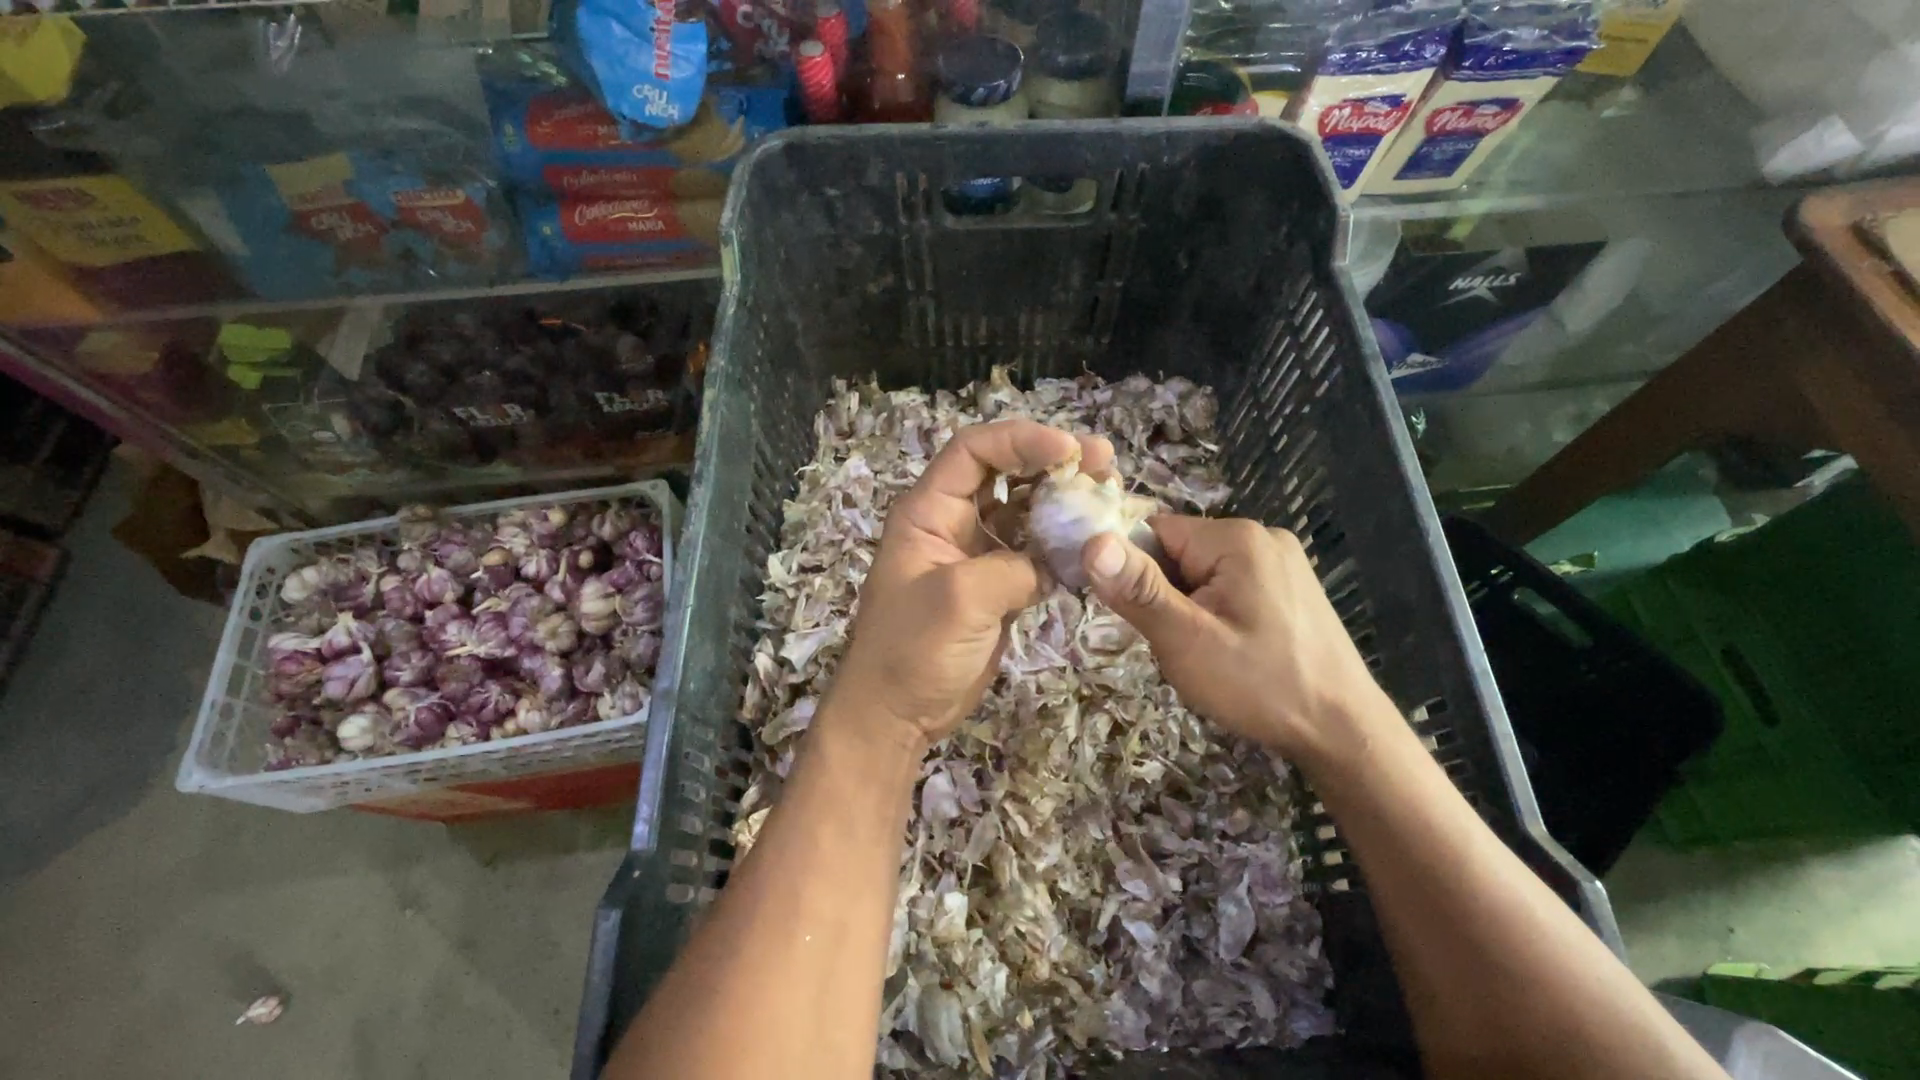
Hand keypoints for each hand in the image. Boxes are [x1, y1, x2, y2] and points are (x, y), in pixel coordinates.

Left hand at [831, 421, 1113, 750]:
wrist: (898, 714)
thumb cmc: (912, 650)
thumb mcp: (960, 599)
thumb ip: (1013, 568)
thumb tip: (1058, 561)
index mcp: (928, 511)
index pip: (974, 451)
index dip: (1021, 440)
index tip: (1069, 449)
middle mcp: (953, 523)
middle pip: (1006, 474)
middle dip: (1053, 462)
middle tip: (1103, 460)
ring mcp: (977, 556)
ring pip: (1026, 512)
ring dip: (1064, 501)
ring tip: (1108, 494)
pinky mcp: (998, 587)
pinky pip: (1036, 554)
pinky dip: (1064, 547)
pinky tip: (1095, 544)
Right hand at [1081, 516, 1394, 769]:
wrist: (1343, 730)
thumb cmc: (1261, 684)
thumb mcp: (1187, 640)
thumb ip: (1138, 590)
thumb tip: (1090, 542)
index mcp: (1236, 538)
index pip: (1154, 533)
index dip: (1137, 575)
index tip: (1144, 620)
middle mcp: (1262, 536)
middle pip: (1180, 553)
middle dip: (1168, 597)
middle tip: (1182, 646)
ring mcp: (1283, 562)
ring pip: (1203, 574)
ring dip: (1191, 610)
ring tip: (1210, 654)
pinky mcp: (1292, 587)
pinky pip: (1232, 587)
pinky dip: (1219, 615)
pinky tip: (1234, 651)